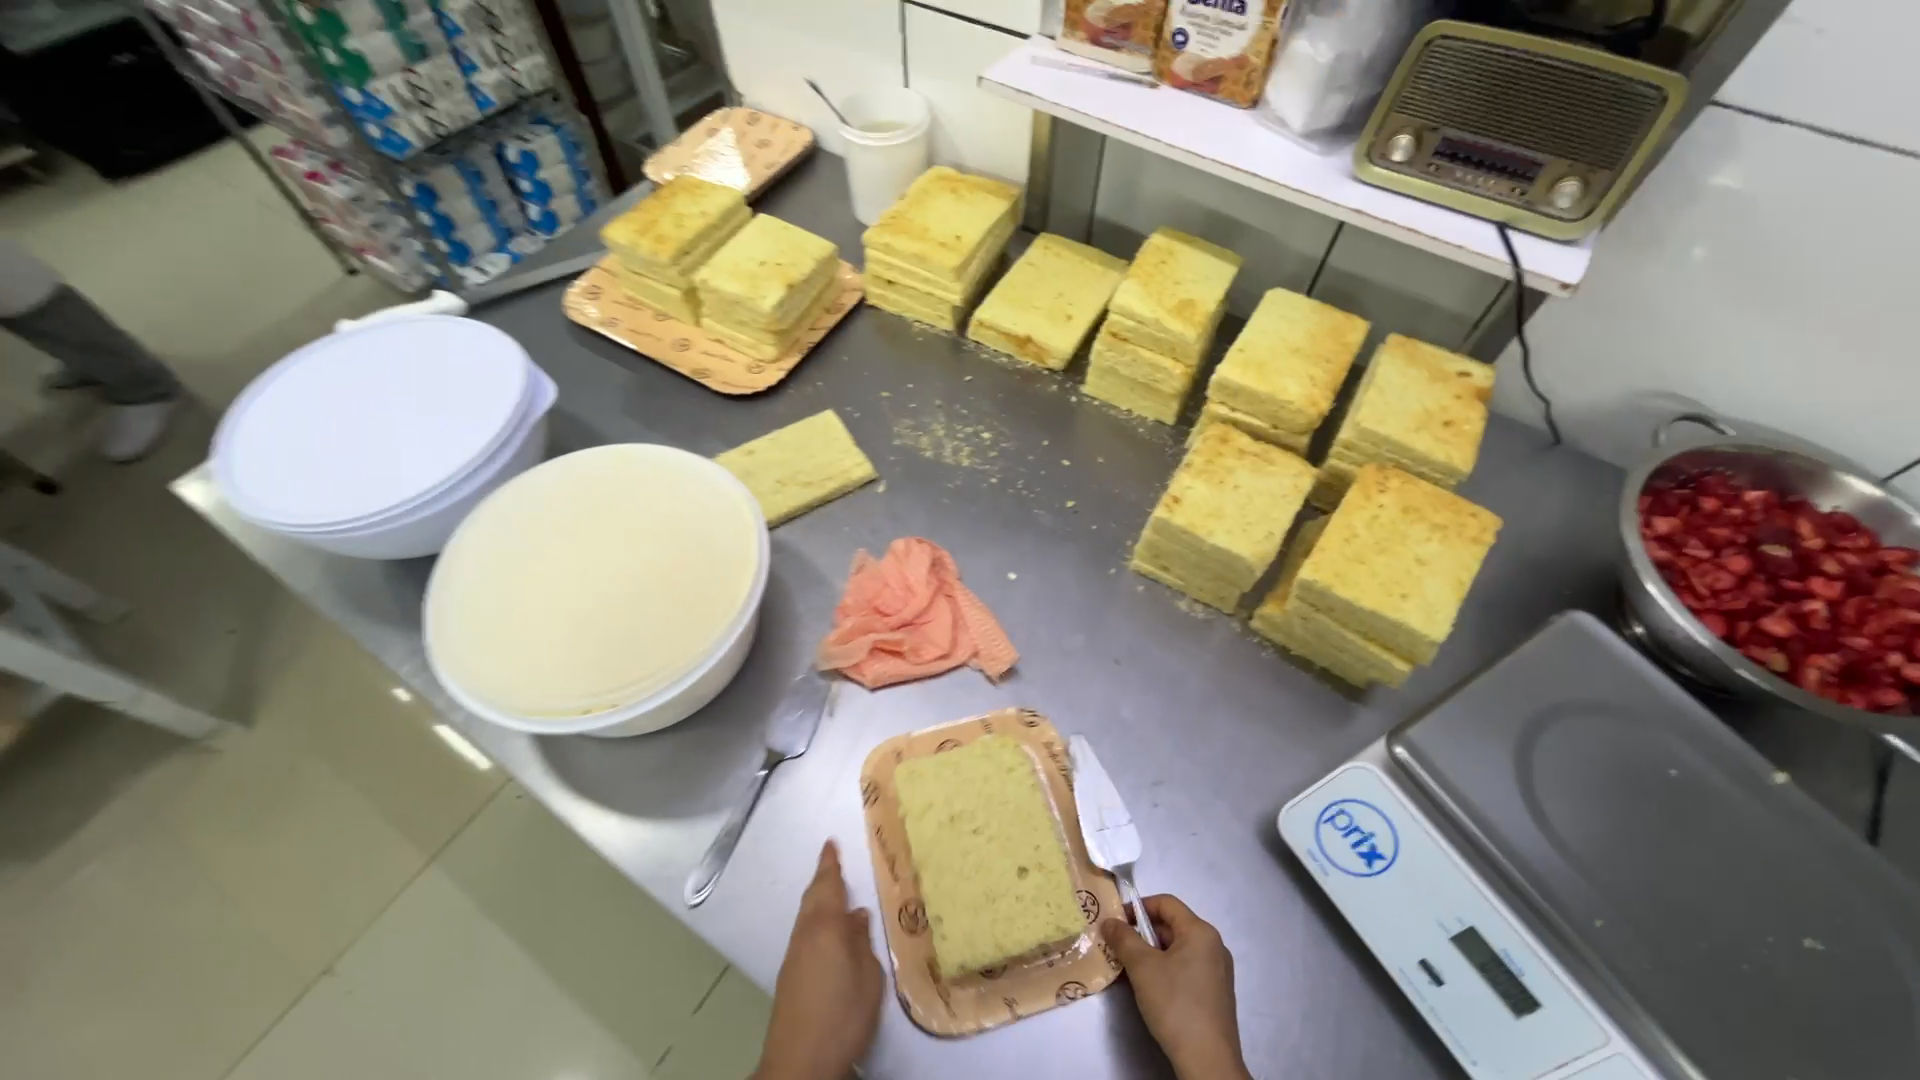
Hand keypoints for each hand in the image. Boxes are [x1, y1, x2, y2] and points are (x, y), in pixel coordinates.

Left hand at [752, 841, 883, 1079]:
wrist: (800, 1061)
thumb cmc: (842, 1014)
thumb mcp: (868, 977)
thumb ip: (862, 942)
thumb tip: (856, 917)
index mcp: (826, 927)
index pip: (828, 886)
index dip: (830, 864)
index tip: (830, 843)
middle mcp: (805, 935)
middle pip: (813, 898)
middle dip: (823, 879)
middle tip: (834, 863)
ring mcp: (794, 956)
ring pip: (807, 917)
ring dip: (819, 901)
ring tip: (836, 894)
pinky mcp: (791, 977)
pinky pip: (806, 934)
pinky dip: (817, 922)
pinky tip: (831, 933)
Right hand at [1103, 895, 1250, 1079]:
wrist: (1207, 1059)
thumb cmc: (1175, 1003)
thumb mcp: (1142, 967)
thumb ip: (1123, 938)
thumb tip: (1109, 921)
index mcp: (1201, 932)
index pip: (1166, 903)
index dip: (1138, 907)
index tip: (1117, 923)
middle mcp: (1214, 946)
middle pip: (1172, 926)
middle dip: (1142, 934)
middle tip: (1118, 948)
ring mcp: (1218, 971)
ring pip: (1178, 950)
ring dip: (1151, 954)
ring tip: (1129, 970)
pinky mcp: (1216, 994)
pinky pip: (1186, 969)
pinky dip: (1166, 970)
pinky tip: (1150, 989)